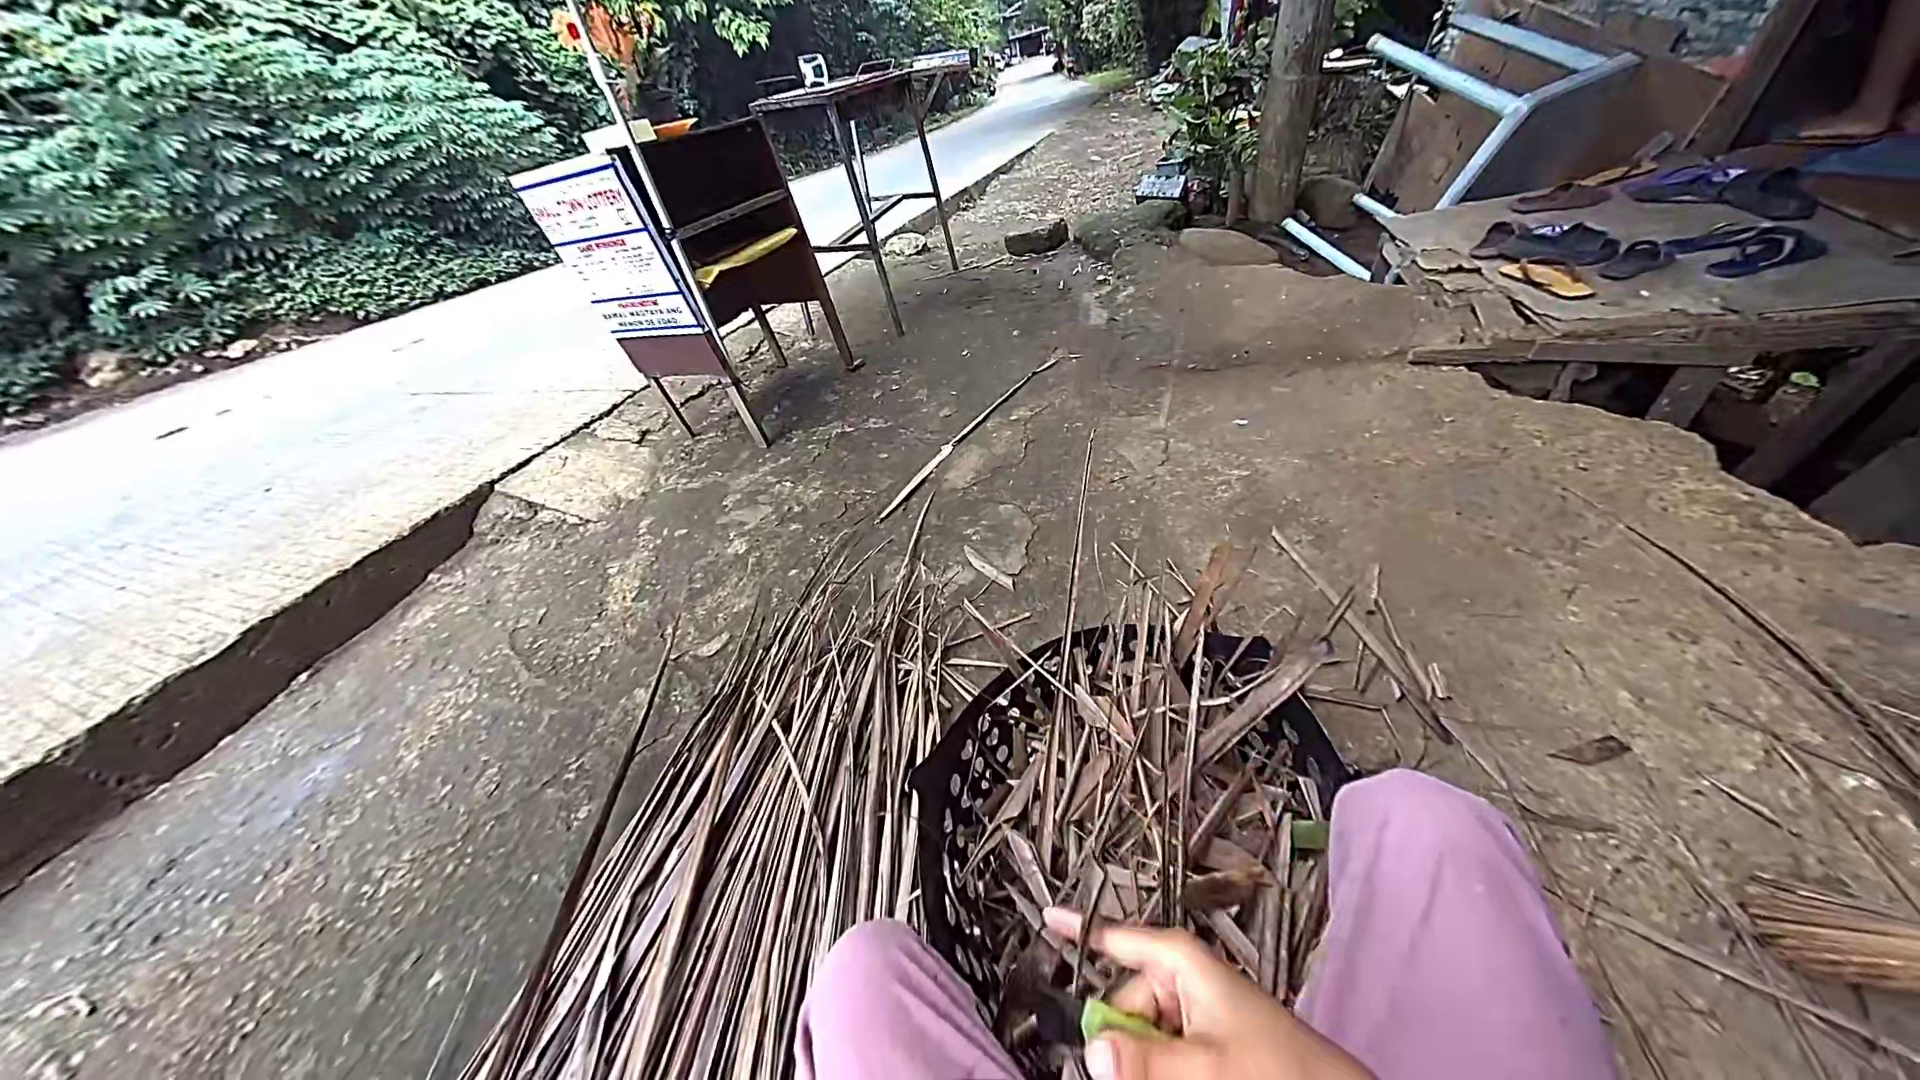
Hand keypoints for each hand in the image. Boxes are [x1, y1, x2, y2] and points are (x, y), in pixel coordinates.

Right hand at [1044, 907, 1373, 1079]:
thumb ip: (1144, 1061)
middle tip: (1124, 1075)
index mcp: (1176, 961)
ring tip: (1170, 1078)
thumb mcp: (1206, 1068)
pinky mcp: (1203, 1042)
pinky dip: (1158, 1070)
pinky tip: (1170, 1077)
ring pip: (1141, 1038)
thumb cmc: (1276, 1071)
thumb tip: (1091, 1051)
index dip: (1077, 928)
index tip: (1044, 918)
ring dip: (1140, 1064)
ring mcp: (1192, 1011)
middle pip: (1122, 1005)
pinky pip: (1162, 1053)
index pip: (1114, 937)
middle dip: (1119, 1042)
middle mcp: (1179, 979)